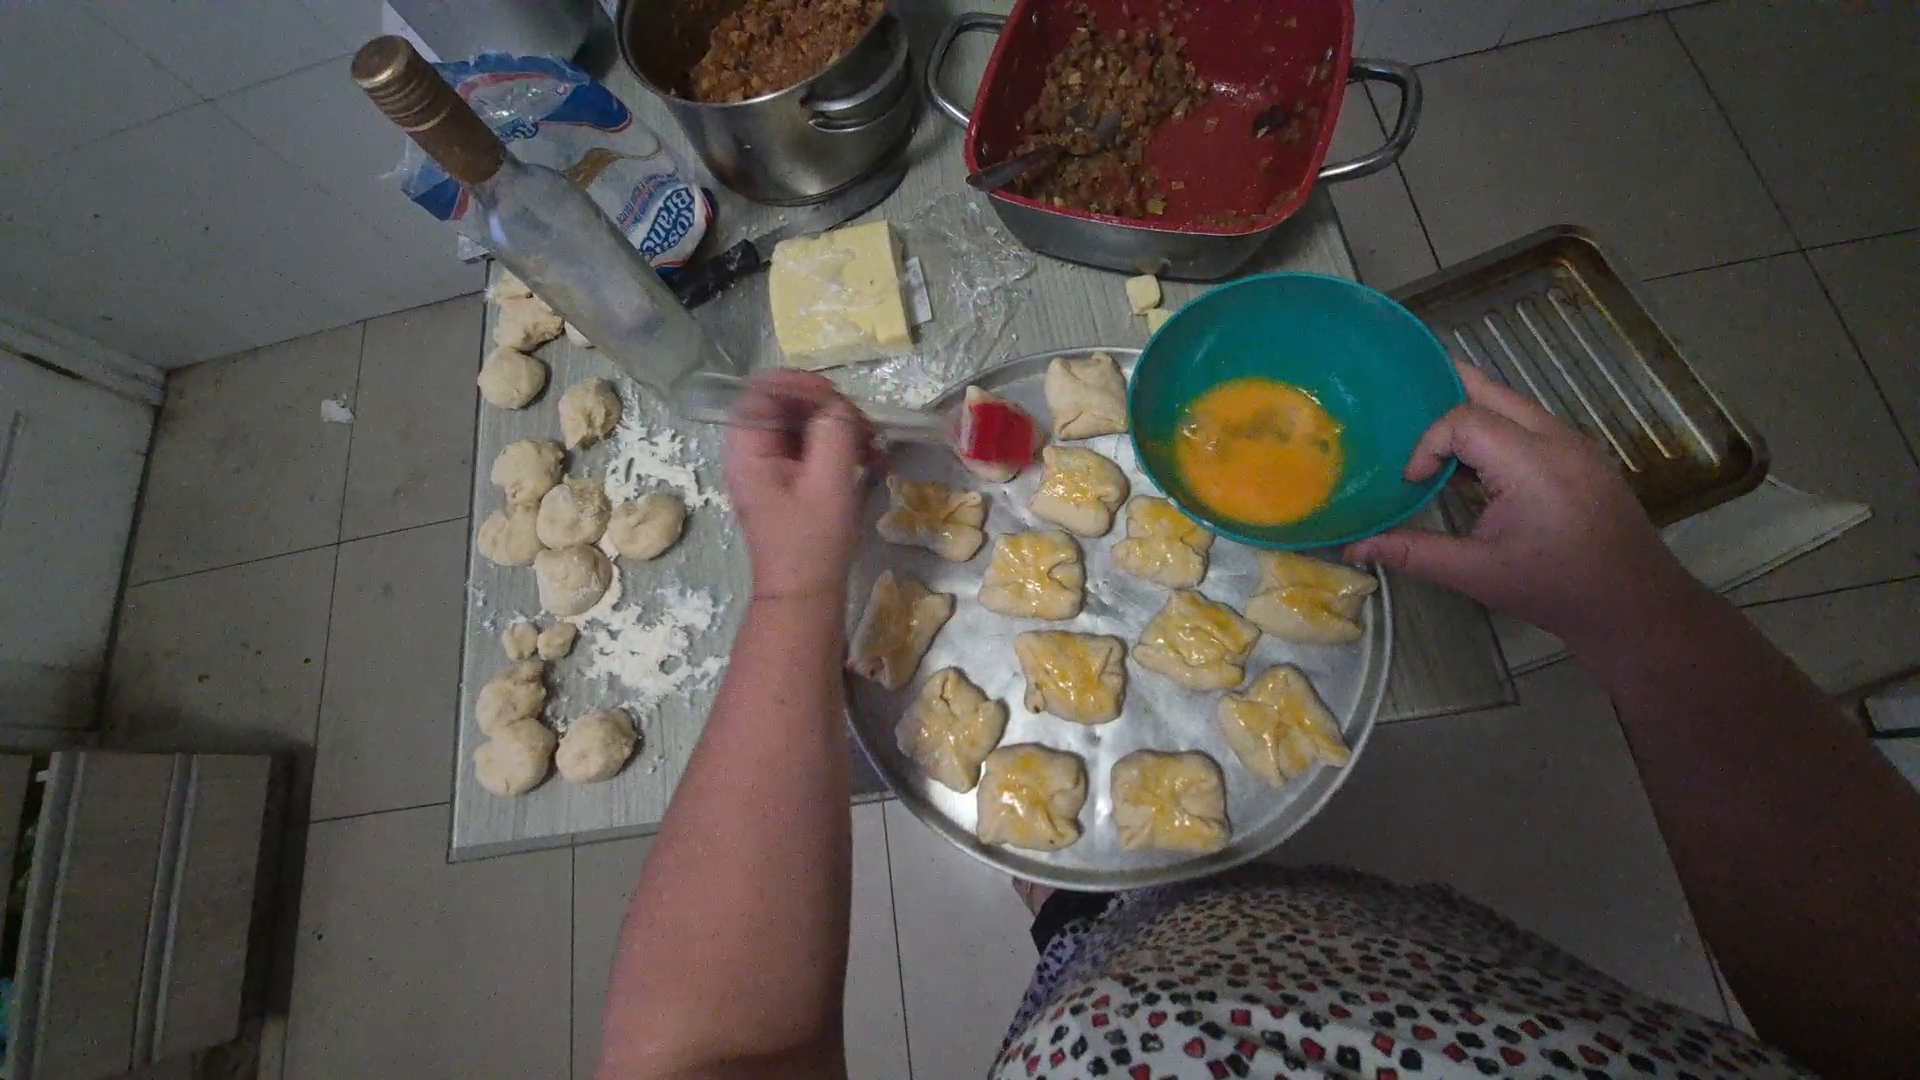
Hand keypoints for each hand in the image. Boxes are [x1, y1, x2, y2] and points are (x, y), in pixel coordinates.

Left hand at [722, 371, 874, 600]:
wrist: (804, 595)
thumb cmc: (812, 541)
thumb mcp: (830, 481)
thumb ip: (834, 431)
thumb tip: (839, 404)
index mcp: (748, 448)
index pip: (764, 389)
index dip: (801, 383)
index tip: (839, 398)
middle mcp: (752, 451)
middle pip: (787, 404)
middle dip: (829, 408)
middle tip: (866, 427)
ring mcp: (770, 467)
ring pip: (804, 425)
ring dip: (841, 429)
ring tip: (875, 447)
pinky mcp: (789, 481)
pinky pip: (813, 449)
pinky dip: (841, 448)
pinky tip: (871, 462)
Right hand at [1345, 362, 1704, 646]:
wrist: (1636, 604)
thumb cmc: (1555, 587)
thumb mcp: (1474, 572)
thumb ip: (1411, 552)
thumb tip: (1352, 547)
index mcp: (1531, 464)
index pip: (1464, 420)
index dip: (1427, 444)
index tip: (1413, 482)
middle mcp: (1557, 440)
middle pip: (1492, 391)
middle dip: (1443, 393)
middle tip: (1400, 409)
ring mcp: (1573, 445)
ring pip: (1511, 403)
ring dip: (1467, 412)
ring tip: (1427, 437)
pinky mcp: (1577, 457)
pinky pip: (1526, 423)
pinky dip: (1490, 429)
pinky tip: (1467, 463)